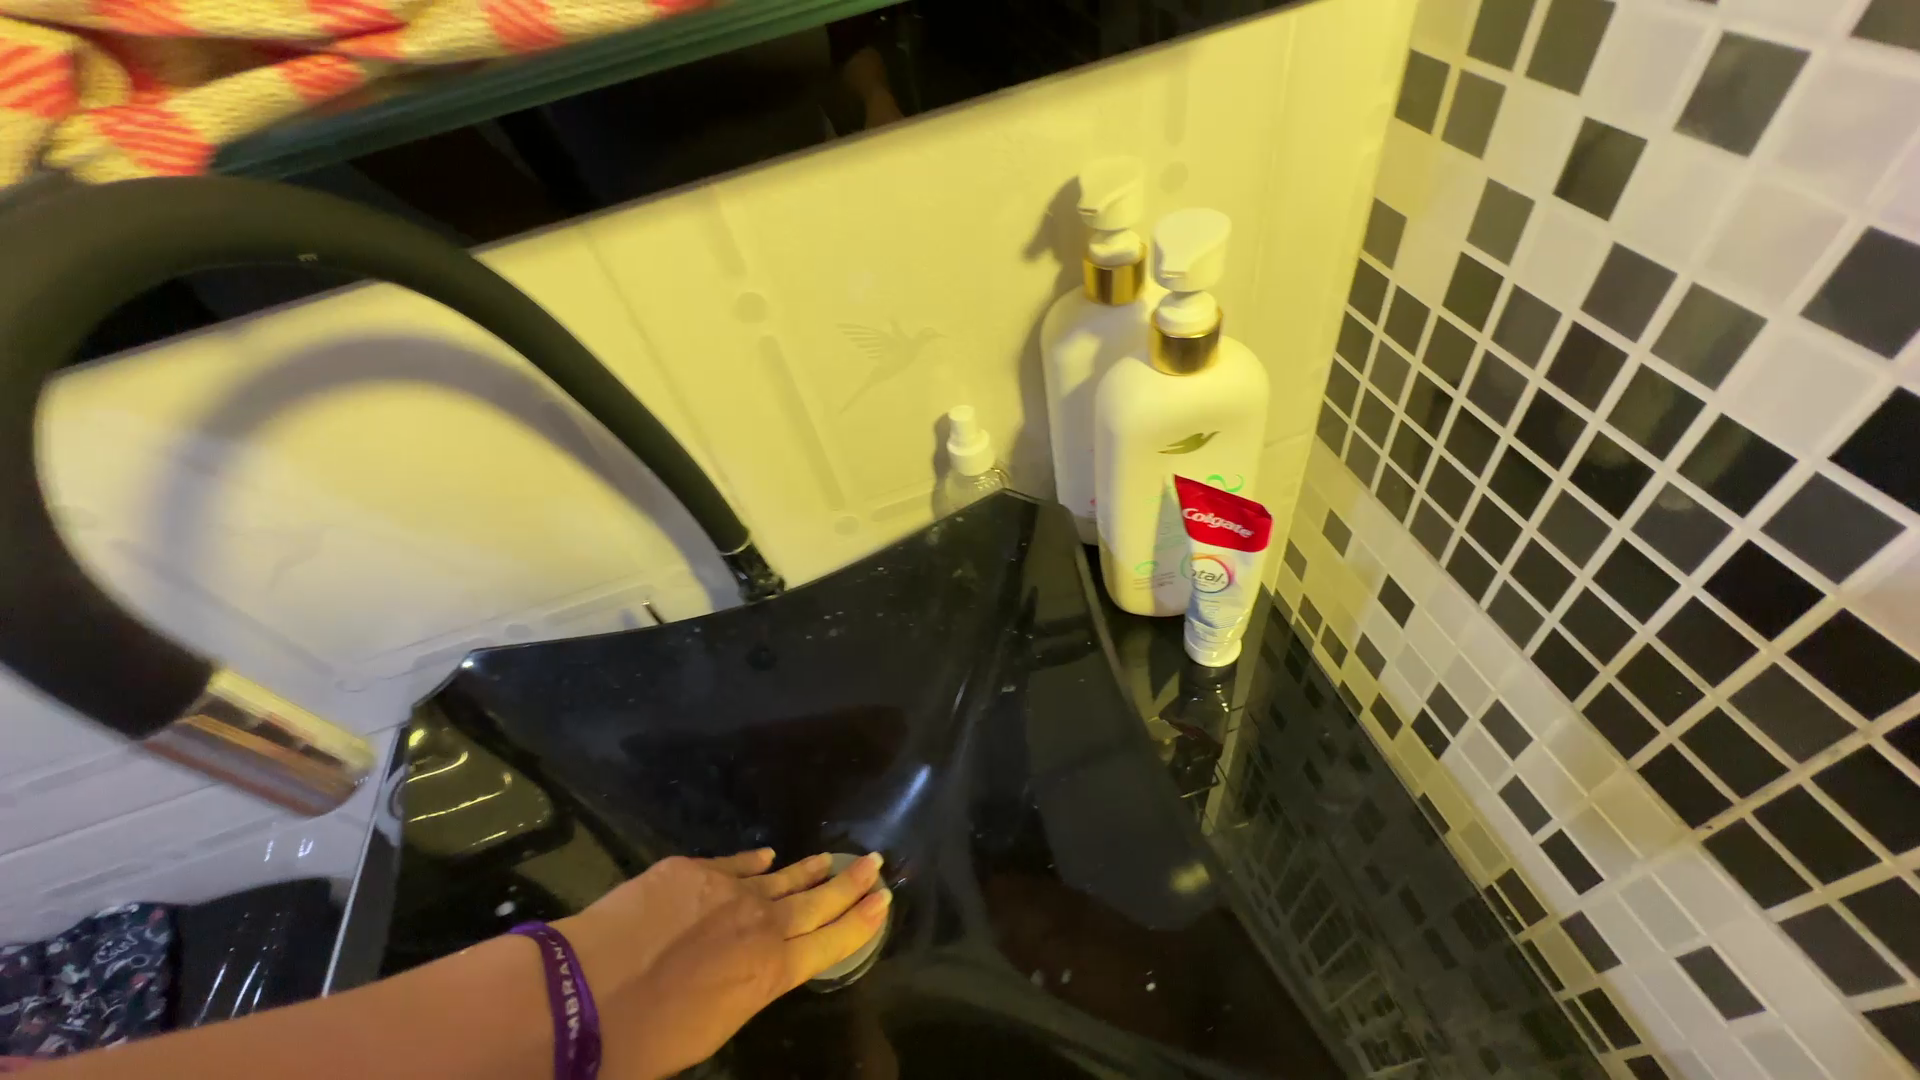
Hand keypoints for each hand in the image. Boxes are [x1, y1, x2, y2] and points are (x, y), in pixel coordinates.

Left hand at [556, 850, 889, 1079]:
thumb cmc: (642, 1041)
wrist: (580, 994)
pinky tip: (768, 856)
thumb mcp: (709, 1031)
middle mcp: (761, 924)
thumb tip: (748, 970)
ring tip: (832, 857)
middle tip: (875, 864)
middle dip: (849, 883)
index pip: (830, 942)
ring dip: (808, 869)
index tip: (883, 900)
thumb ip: (741, 991)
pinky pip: (735, 864)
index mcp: (770, 972)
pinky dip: (755, 862)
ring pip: (780, 877)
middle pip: (817, 900)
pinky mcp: (692, 870)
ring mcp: (728, 890)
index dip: (860, 922)